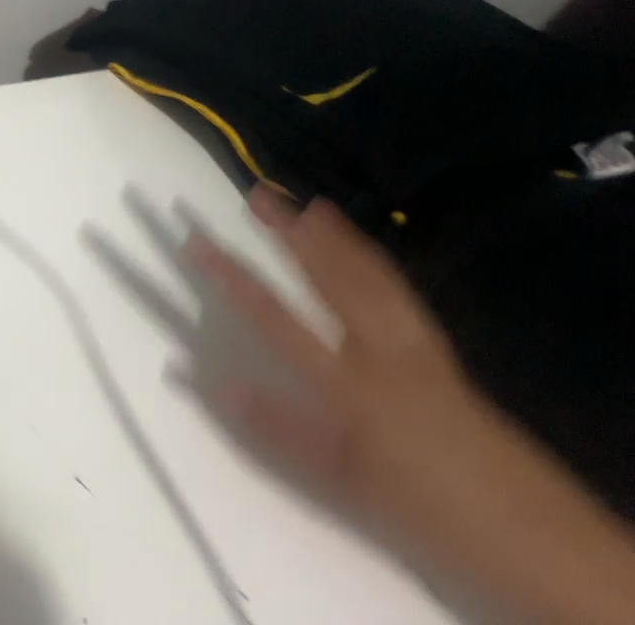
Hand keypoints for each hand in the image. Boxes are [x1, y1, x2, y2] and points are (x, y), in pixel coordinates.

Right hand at [188, 187, 634, 624]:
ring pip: (378, 284)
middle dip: (294, 236)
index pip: (276, 318)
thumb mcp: (342, 484)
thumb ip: (278, 430)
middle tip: (262, 195)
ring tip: (315, 206)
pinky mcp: (447, 365)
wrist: (546, 546)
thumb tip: (215, 382)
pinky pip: (406, 301)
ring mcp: (424, 356)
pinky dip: (381, 270)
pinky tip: (368, 261)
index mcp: (353, 386)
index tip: (196, 240)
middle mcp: (388, 356)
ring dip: (341, 241)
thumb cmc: (429, 514)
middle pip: (335, 281)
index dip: (231, 277)